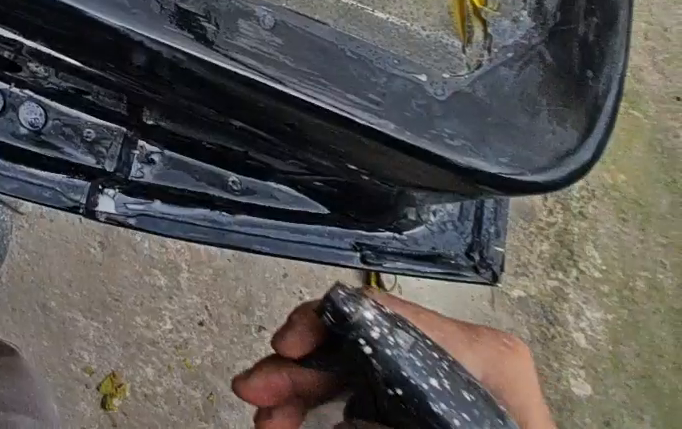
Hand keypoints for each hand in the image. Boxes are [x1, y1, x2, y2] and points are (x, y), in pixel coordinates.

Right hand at [232, 287, 555, 428]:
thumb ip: (408, 428)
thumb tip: (346, 424)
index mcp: (479, 355)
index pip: (381, 313)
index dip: (319, 322)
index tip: (284, 348)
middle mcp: (446, 357)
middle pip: (347, 347)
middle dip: (291, 370)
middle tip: (252, 395)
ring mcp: (427, 384)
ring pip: (340, 375)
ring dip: (293, 394)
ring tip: (264, 422)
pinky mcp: (413, 410)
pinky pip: (351, 400)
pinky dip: (314, 411)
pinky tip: (288, 424)